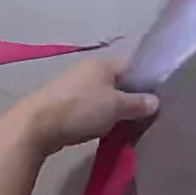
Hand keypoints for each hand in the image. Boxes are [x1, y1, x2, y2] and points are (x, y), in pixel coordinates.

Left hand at [7, 57, 157, 153]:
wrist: (37, 125)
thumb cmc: (81, 109)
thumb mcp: (116, 106)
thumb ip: (137, 103)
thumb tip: (155, 101)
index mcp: (103, 63)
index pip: (133, 67)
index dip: (147, 82)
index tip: (159, 101)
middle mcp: (89, 70)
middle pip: (119, 83)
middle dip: (131, 100)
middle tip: (145, 118)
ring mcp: (75, 87)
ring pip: (105, 98)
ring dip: (115, 112)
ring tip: (128, 127)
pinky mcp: (65, 104)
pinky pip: (91, 109)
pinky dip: (100, 118)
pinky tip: (106, 131)